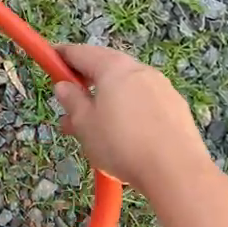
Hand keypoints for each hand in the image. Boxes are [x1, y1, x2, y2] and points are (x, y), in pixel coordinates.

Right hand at [52, 44, 216, 196]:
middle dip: (85, 86)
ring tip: (96, 133)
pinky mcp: (178, 110)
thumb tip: (64, 86)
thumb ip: (71, 101)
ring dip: (107, 102)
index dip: (60, 56)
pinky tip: (125, 140)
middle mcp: (139, 70)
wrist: (179, 174)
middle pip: (105, 68)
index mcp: (113, 67)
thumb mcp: (84, 124)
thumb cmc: (122, 144)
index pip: (80, 52)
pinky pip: (145, 103)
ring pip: (126, 88)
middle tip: (70, 109)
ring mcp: (163, 88)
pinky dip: (130, 112)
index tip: (48, 60)